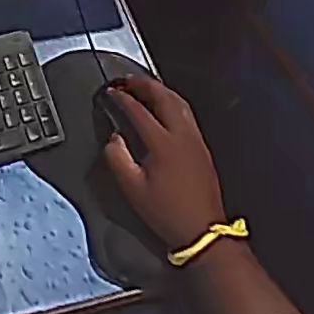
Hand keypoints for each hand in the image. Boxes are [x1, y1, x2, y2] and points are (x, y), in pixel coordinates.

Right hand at [102, 75, 227, 250]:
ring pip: (179, 103)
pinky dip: (172, 101)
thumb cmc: (165, 211)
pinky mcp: (202, 148)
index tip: (110, 92)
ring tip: (145, 87)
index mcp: (163, 144)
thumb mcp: (132, 188)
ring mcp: (196, 140)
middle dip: (144, 84)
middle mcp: (182, 136)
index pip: (139, 111)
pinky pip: (187, 113)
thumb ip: (117, 158)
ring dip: (160, 90)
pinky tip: (164, 106)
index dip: (122, 98)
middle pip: (164, 98)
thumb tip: (114, 138)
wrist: (203, 233)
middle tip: (127, 80)